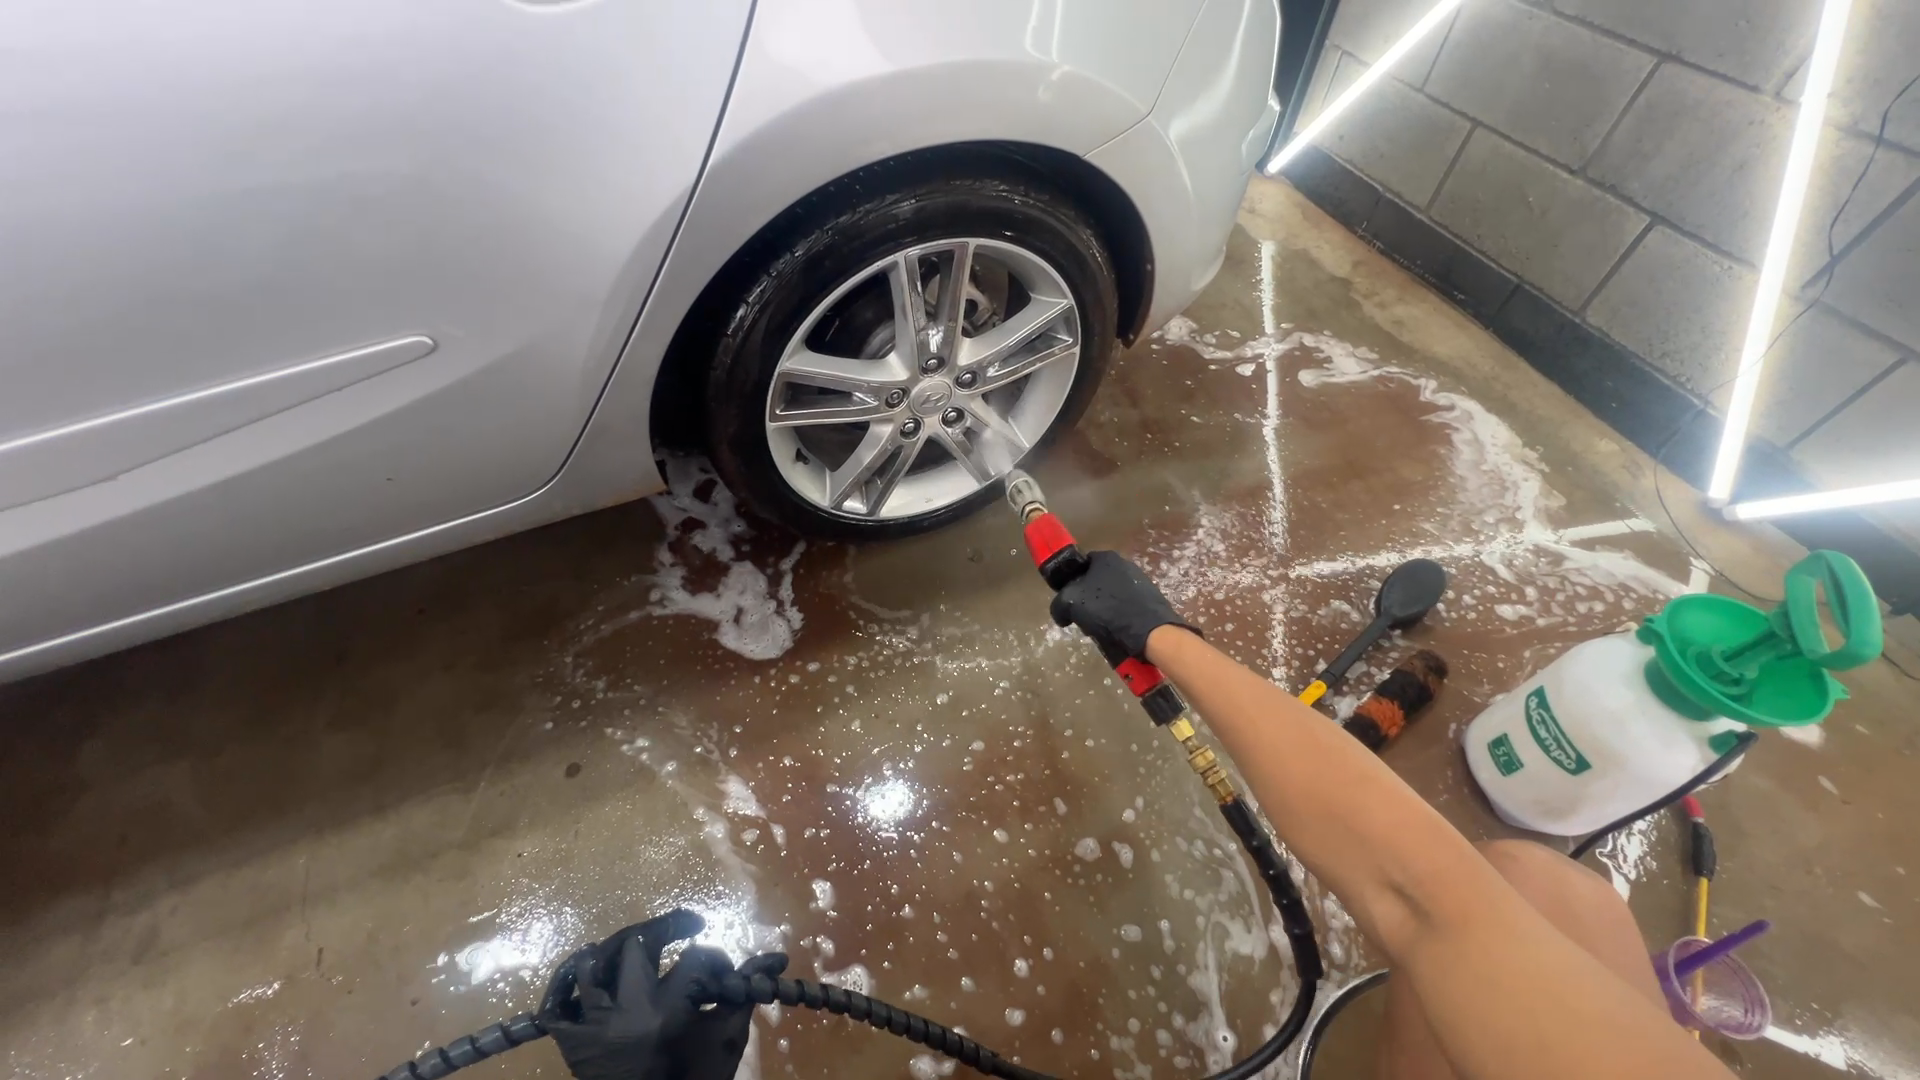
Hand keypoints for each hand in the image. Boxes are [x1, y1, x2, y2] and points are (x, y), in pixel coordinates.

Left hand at [540, 909, 788, 1079]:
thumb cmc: (698, 1079)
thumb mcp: (727, 1037)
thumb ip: (745, 992)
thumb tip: (775, 958)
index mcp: (671, 1009)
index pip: (697, 957)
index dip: (717, 958)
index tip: (724, 972)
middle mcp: (629, 1009)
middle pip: (639, 941)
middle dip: (668, 926)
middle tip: (687, 926)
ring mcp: (596, 1025)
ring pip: (591, 964)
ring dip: (616, 949)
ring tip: (636, 948)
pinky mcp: (573, 1043)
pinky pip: (554, 1004)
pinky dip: (566, 982)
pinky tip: (590, 969)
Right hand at [1048, 550, 1197, 659]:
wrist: (1149, 632)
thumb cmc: (1107, 610)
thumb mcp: (1069, 604)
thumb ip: (1059, 604)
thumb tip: (1061, 613)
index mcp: (1106, 557)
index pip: (1081, 565)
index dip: (1072, 582)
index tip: (1070, 600)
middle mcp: (1125, 564)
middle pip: (1097, 581)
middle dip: (1088, 599)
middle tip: (1084, 617)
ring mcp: (1141, 582)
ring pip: (1112, 595)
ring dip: (1104, 610)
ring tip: (1101, 629)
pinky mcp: (1151, 600)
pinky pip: (1127, 607)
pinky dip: (1120, 617)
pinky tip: (1118, 631)